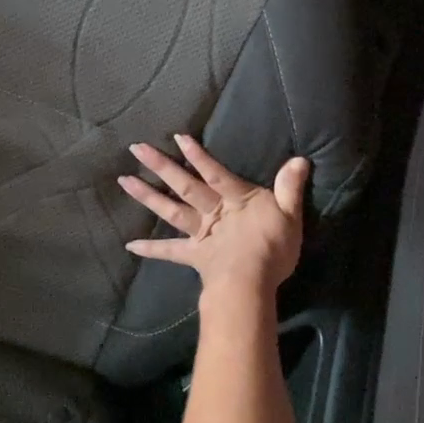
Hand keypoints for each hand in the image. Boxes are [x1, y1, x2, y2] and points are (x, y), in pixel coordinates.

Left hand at [119, 134, 309, 299]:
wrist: (251, 285)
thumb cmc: (272, 248)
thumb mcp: (290, 215)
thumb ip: (290, 186)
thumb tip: (300, 159)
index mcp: (236, 199)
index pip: (215, 171)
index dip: (197, 155)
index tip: (177, 137)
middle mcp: (213, 211)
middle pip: (184, 185)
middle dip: (160, 165)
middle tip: (136, 148)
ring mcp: (200, 233)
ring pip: (170, 210)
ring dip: (147, 195)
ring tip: (124, 180)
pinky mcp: (194, 256)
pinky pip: (170, 252)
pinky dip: (150, 249)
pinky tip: (130, 245)